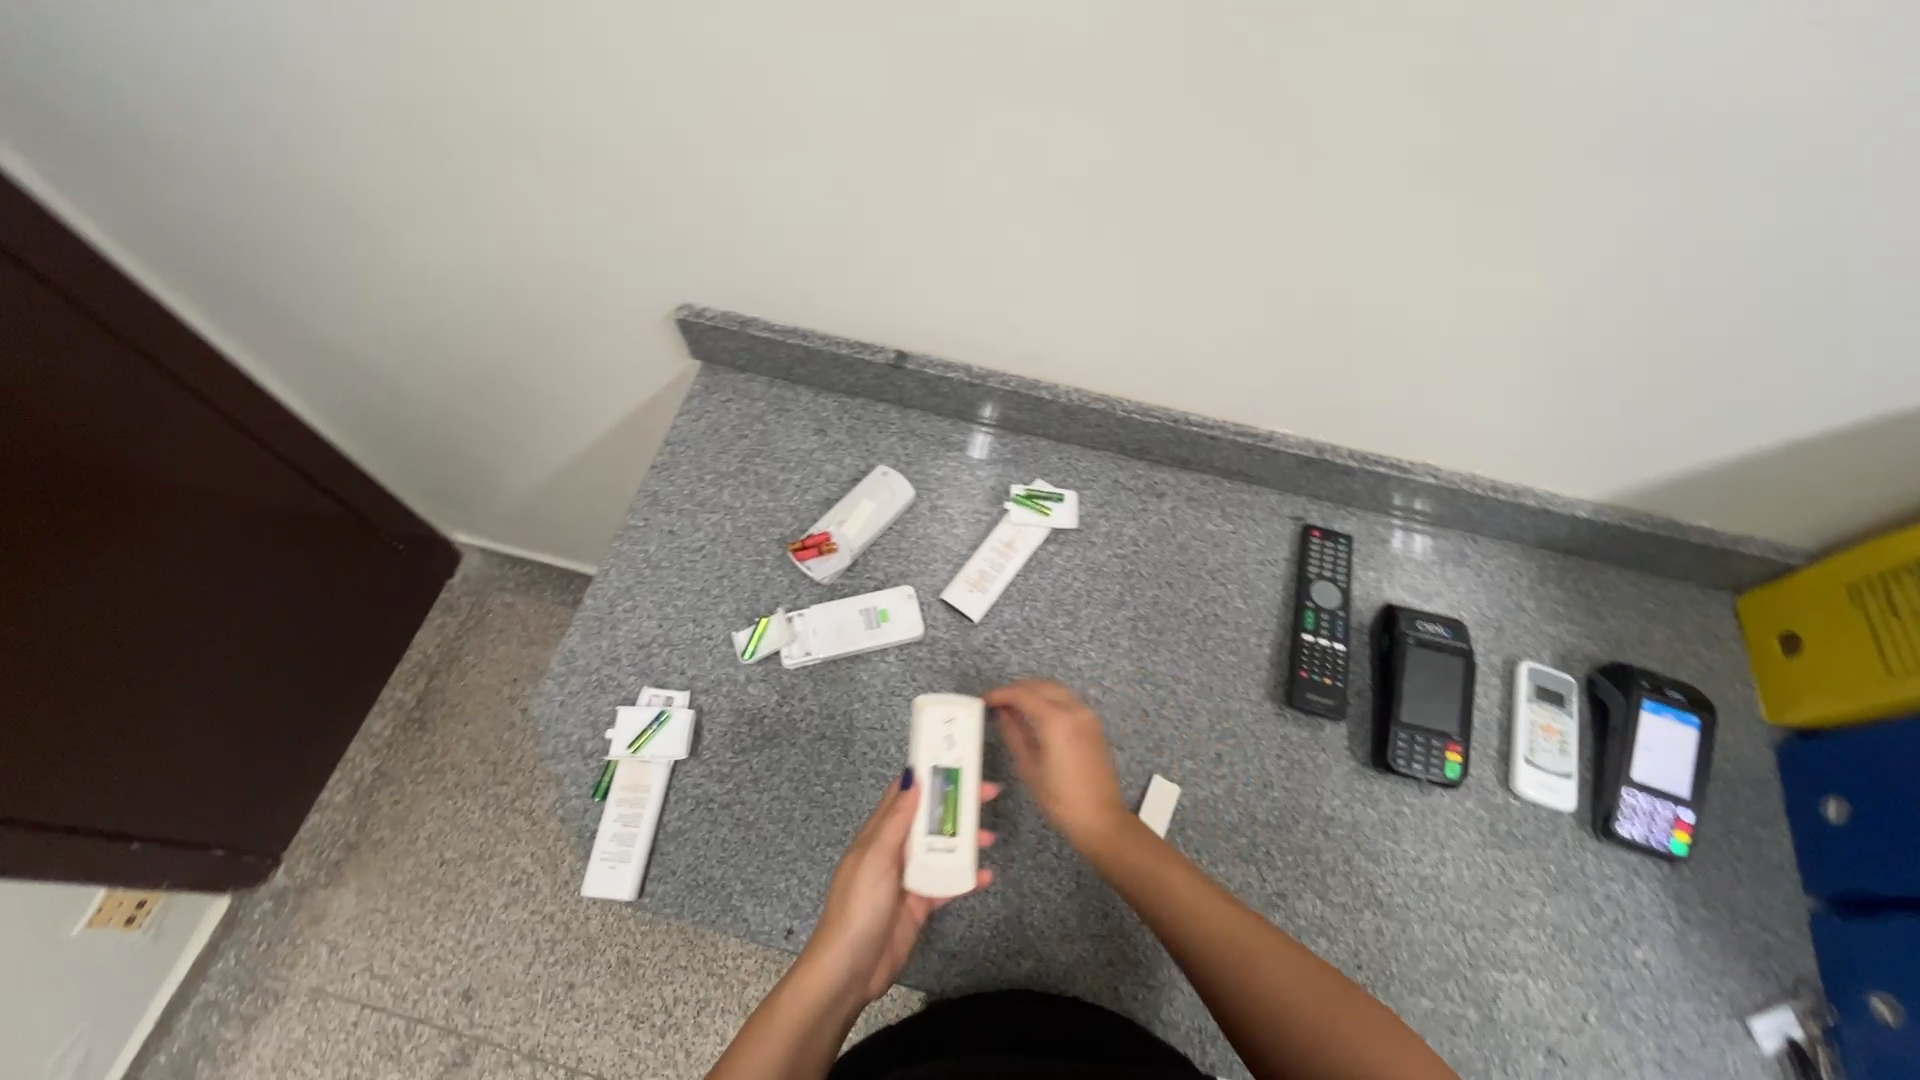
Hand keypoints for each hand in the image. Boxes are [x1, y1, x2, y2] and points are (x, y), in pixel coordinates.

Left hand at [801, 771, 1000, 1003]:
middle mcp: (894, 851)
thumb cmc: (859, 906)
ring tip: (992, 837)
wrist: (850, 970)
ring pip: (942, 850)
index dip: (931, 776)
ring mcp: (908, 878)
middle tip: (990, 793)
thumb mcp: (876, 857)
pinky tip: (986, 876)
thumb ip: (897, 820)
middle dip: (958, 806)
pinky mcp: (920, 905)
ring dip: (966, 841)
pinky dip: (966, 878)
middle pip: (930, 820)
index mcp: (879, 833)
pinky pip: (947, 884)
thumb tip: (913, 777)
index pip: (907, 794)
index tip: (959, 763)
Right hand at [984, 679, 1127, 847]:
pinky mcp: (1093, 725)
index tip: (985, 699)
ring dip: (1034, 692)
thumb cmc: (1060, 799)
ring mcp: (1087, 716)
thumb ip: (1014, 734)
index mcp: (1056, 721)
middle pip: (1041, 686)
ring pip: (1056, 689)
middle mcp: (1074, 710)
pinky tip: (1036, 714)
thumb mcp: (1029, 767)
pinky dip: (1049, 699)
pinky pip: (1068, 700)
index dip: (1001, 693)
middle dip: (1017, 689)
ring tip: (1014, 706)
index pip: (1023, 694)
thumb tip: (1002, 713)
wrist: (1101, 818)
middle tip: (998, 702)